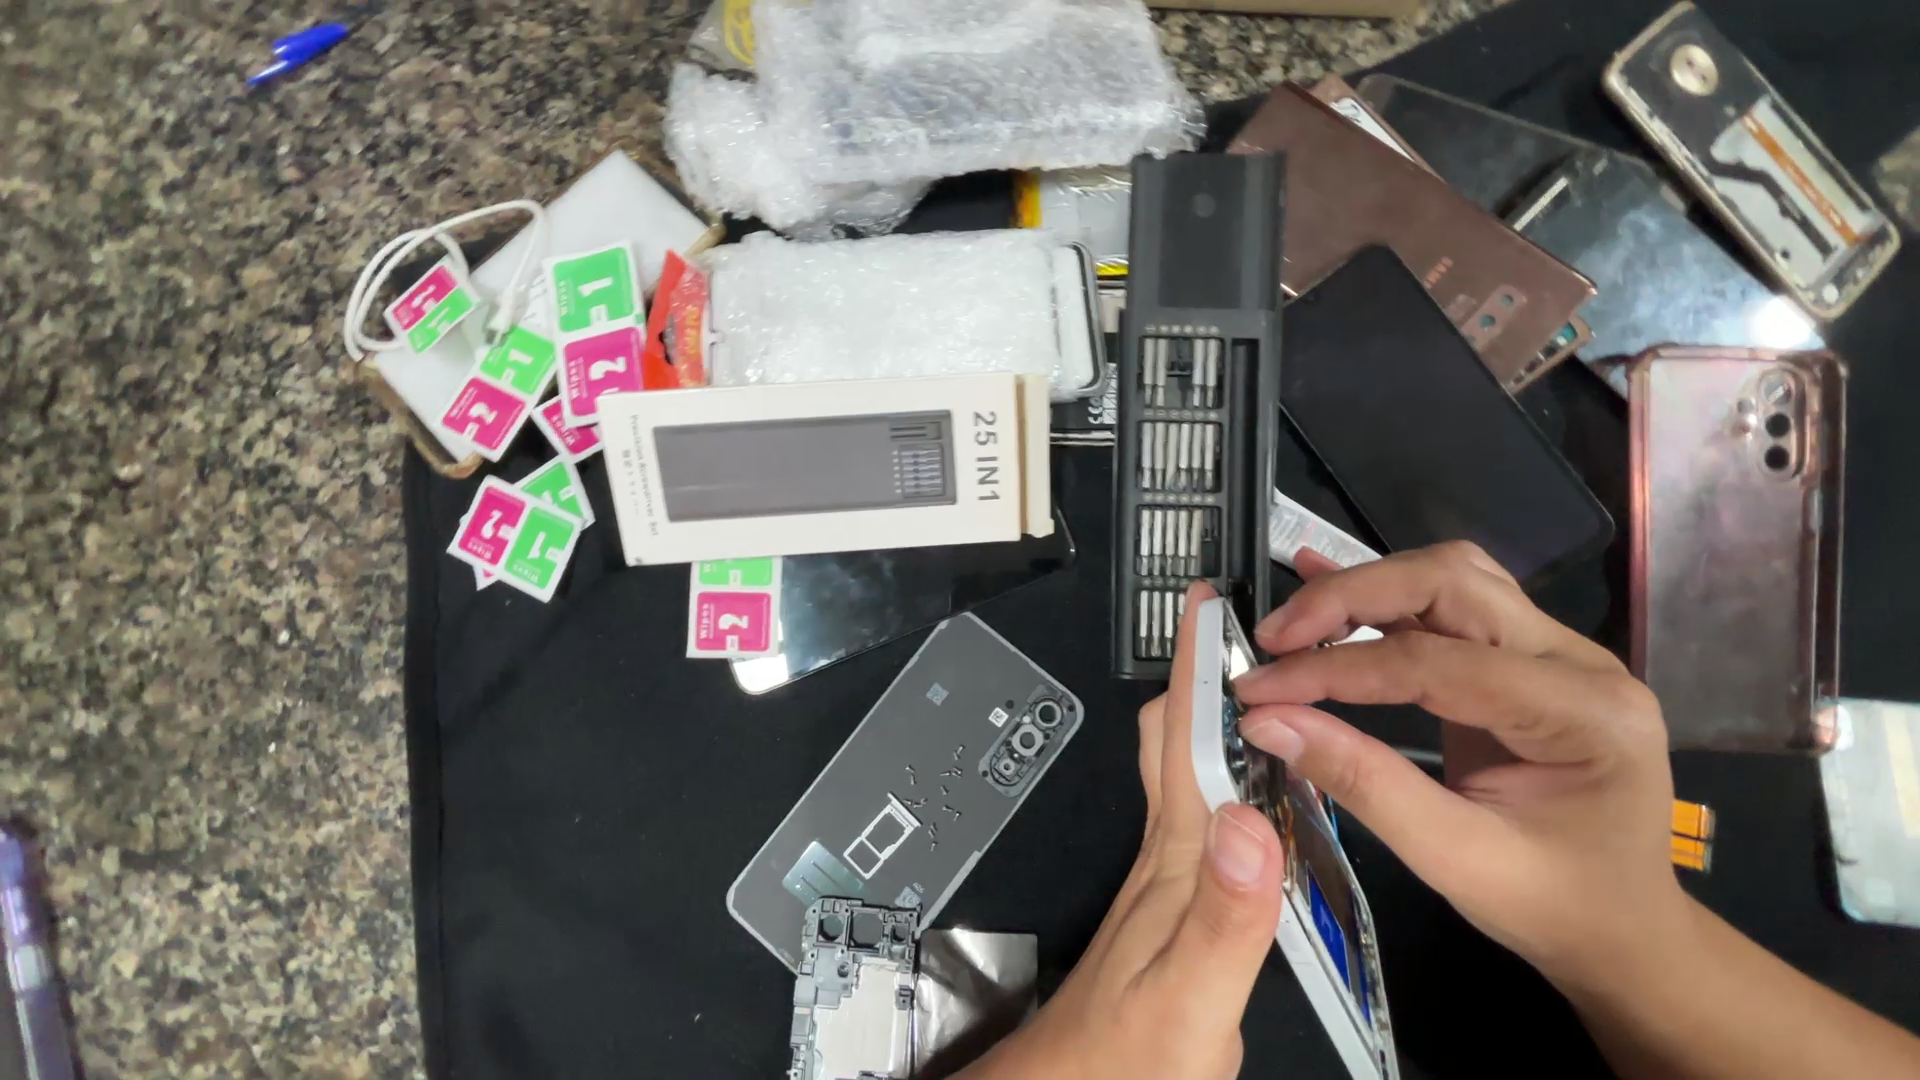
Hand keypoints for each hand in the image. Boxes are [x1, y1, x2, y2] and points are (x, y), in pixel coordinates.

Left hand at [960, 582, 1284, 1079]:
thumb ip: (1226, 914)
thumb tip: (1248, 816)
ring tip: (1260, 692)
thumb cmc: (1130, 1053)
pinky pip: (1202, 814)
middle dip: (1201, 678)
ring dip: (1214, 722)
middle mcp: (1168, 849)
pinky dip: (1227, 778)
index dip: (1194, 669)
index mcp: (1175, 856)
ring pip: (1186, 772)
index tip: (1207, 605)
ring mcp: (1168, 872)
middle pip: (1175, 742)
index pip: (1182, 740)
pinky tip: (1255, 789)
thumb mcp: (1191, 997)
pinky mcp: (1177, 899)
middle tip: (1240, 632)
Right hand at [1234, 542, 1684, 989]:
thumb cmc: (1552, 904)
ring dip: (1360, 589)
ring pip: (1443, 575)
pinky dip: (1378, 589)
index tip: (1257, 689)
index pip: (1430, 661)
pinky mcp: (1517, 652)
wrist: (1623, 927)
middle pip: (1444, 583)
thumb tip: (1265, 721)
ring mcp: (1550, 648)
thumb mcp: (1452, 856)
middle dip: (1345, 600)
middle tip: (1273, 640)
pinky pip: (1444, 597)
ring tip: (1294, 625)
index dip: (1331, 669)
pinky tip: (1322, 576)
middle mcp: (1574, 659)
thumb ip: (1360, 779)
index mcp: (1582, 714)